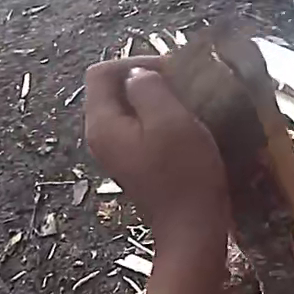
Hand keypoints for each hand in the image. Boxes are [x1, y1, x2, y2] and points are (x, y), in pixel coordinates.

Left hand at [83, 57, 227, 244]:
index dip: (135, 63)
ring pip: (129, 107)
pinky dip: (160, 118)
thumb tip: (139, 75)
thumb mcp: (170, 121)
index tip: (171, 71)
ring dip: (157, 99)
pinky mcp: (135, 162)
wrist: (192, 230)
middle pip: (113, 89)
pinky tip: (185, 125)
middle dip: (147, 79)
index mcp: (102, 124)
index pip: (102, 72)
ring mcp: (117, 151)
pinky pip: (140, 127)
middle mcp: (101, 136)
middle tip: (182, 84)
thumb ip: (149, 89)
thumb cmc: (184, 174)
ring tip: (187, 102)